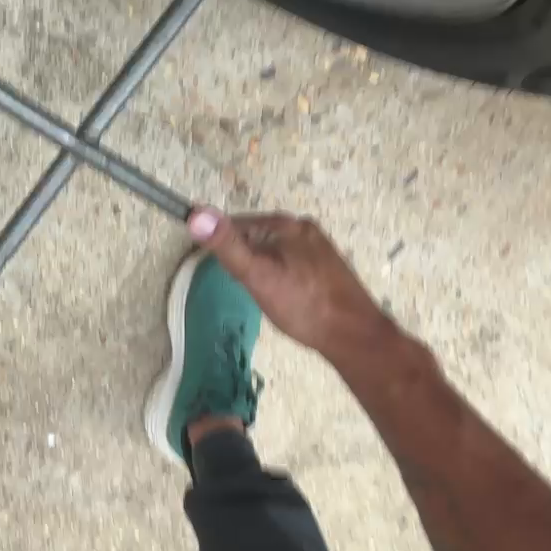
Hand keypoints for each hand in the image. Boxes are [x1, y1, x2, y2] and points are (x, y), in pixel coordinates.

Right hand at [187, 207, 397, 362]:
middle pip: (255, 237)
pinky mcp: (326, 265)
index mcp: (286, 224)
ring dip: (262, 269)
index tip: (233, 275)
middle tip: (252, 288)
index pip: (236, 225)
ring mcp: (318, 246)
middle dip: (246, 260)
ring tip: (268, 295)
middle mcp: (304, 228)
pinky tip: (286, 297)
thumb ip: (225, 245)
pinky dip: (280, 275)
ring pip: (272, 251)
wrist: (355, 337)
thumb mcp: (256, 275)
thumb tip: (195, 214)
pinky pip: (289, 262)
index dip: (226, 250)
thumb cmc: (303, 305)